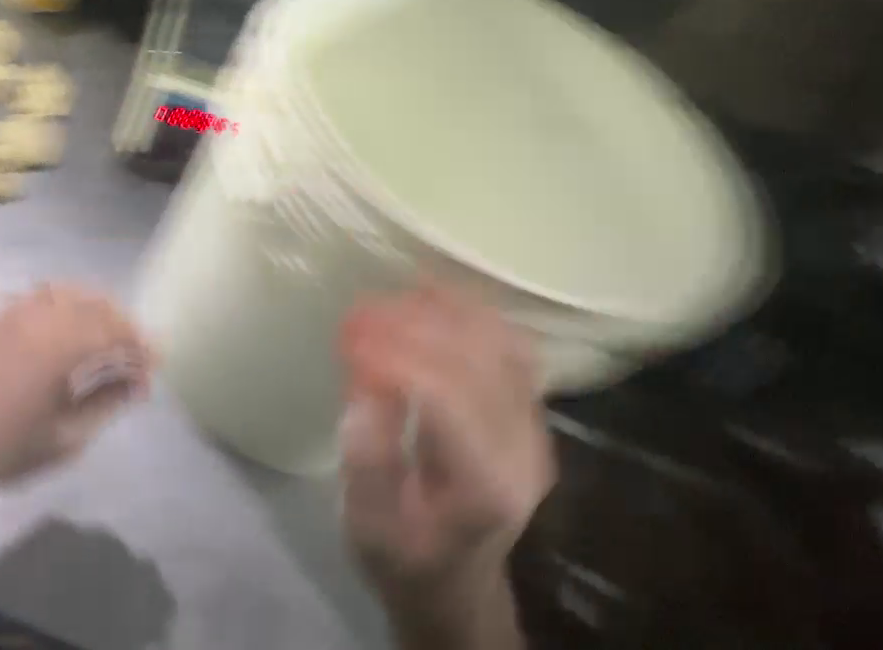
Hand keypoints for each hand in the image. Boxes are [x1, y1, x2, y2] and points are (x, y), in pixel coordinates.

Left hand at [0, 282, 151, 492]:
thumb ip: (107, 402)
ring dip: (93, 308)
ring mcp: (13, 313)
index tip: (157, 362)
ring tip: (108, 337)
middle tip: (138, 352)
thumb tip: (137, 384)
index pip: (113, 331)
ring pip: (66, 292)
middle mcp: (38, 318)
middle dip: (121, 323)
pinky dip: (63, 304)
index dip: (139, 344)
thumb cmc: (7, 449)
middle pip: (94, 303)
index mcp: (58, 346)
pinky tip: (68, 329)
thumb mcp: (67, 436)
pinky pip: (38, 296)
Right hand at [337, 282, 554, 587]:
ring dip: (445, 312)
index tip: (350, 337)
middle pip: (478, 361)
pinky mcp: (527, 413)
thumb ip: (367, 459)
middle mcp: (522, 450)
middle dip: (414, 324)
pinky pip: (509, 347)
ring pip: (501, 345)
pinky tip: (429, 299)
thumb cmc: (402, 554)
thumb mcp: (366, 523)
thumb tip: (365, 384)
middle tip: (360, 313)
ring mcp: (532, 429)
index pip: (449, 396)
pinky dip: (469, 316)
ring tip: (390, 300)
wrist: (454, 583)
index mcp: (483, 484)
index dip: (398, 355)